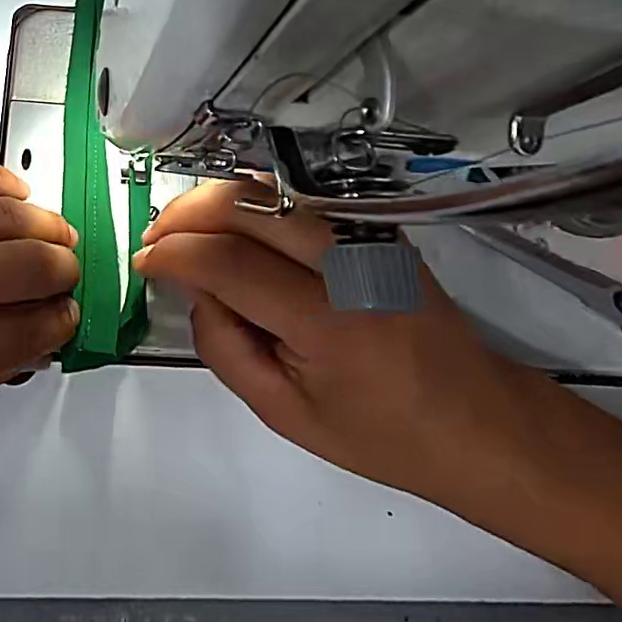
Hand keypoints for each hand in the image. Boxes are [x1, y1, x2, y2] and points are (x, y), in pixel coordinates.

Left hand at [0, 161, 80, 448]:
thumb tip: (34, 339)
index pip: (25, 331)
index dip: (59, 323)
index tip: (66, 317)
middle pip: (30, 265)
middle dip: (65, 272)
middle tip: (66, 277)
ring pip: (9, 216)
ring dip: (48, 227)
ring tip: (57, 238)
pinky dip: (4, 184)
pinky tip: (20, 198)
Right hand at [134, 181, 553, 504]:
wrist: (478, 418)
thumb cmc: (380, 434)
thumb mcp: (285, 414)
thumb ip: (224, 347)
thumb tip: (194, 287)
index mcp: (328, 321)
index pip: (228, 261)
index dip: (173, 254)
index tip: (143, 262)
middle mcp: (348, 261)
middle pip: (246, 203)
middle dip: (185, 212)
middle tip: (155, 237)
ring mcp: (366, 235)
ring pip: (270, 188)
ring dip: (214, 200)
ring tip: (183, 229)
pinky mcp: (374, 227)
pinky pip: (296, 198)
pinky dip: (250, 202)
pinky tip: (228, 227)